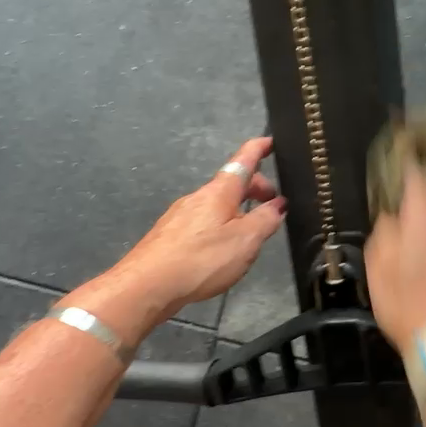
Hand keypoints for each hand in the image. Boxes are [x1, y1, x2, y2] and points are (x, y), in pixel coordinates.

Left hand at [64, 137, 285, 345]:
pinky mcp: (170, 235)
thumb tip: (278, 204)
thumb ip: (266, 220)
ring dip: (239, 210)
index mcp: (219, 192)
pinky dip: (222, 224)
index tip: (271, 140)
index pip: (243, 160)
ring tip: (252, 232)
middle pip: (231, 183)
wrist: (146, 286)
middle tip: (274, 205)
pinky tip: (223, 248)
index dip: (259, 148)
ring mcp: (180, 215)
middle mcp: (198, 197)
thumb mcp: (246, 240)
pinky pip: (204, 221)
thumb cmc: (201, 259)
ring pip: (217, 204)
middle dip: (255, 188)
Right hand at [365, 166, 425, 350]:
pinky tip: (422, 236)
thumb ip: (383, 230)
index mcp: (423, 215)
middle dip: (417, 181)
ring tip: (406, 208)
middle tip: (398, 180)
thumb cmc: (404, 300)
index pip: (416, 175)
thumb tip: (390, 216)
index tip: (394, 156)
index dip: (404, 163)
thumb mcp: (377, 264)